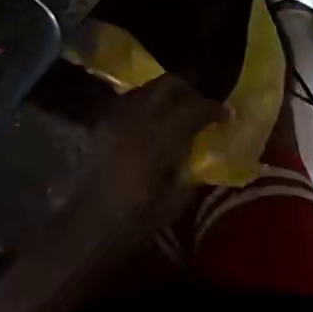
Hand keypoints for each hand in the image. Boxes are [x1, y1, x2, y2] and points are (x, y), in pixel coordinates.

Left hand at [90, 75, 222, 220]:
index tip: (227, 116)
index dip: (212, 108)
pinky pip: (133, 99)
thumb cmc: (132, 222)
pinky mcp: (104, 121)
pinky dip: (149, 102)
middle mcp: (136, 118)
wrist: (85, 228)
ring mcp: (117, 116)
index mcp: (156, 140)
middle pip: (168, 84)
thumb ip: (193, 169)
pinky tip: (154, 123)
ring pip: (149, 87)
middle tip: (203, 109)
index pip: (190, 107)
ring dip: (169, 95)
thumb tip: (209, 149)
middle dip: (190, 91)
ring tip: (180, 114)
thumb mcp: (173, 202)